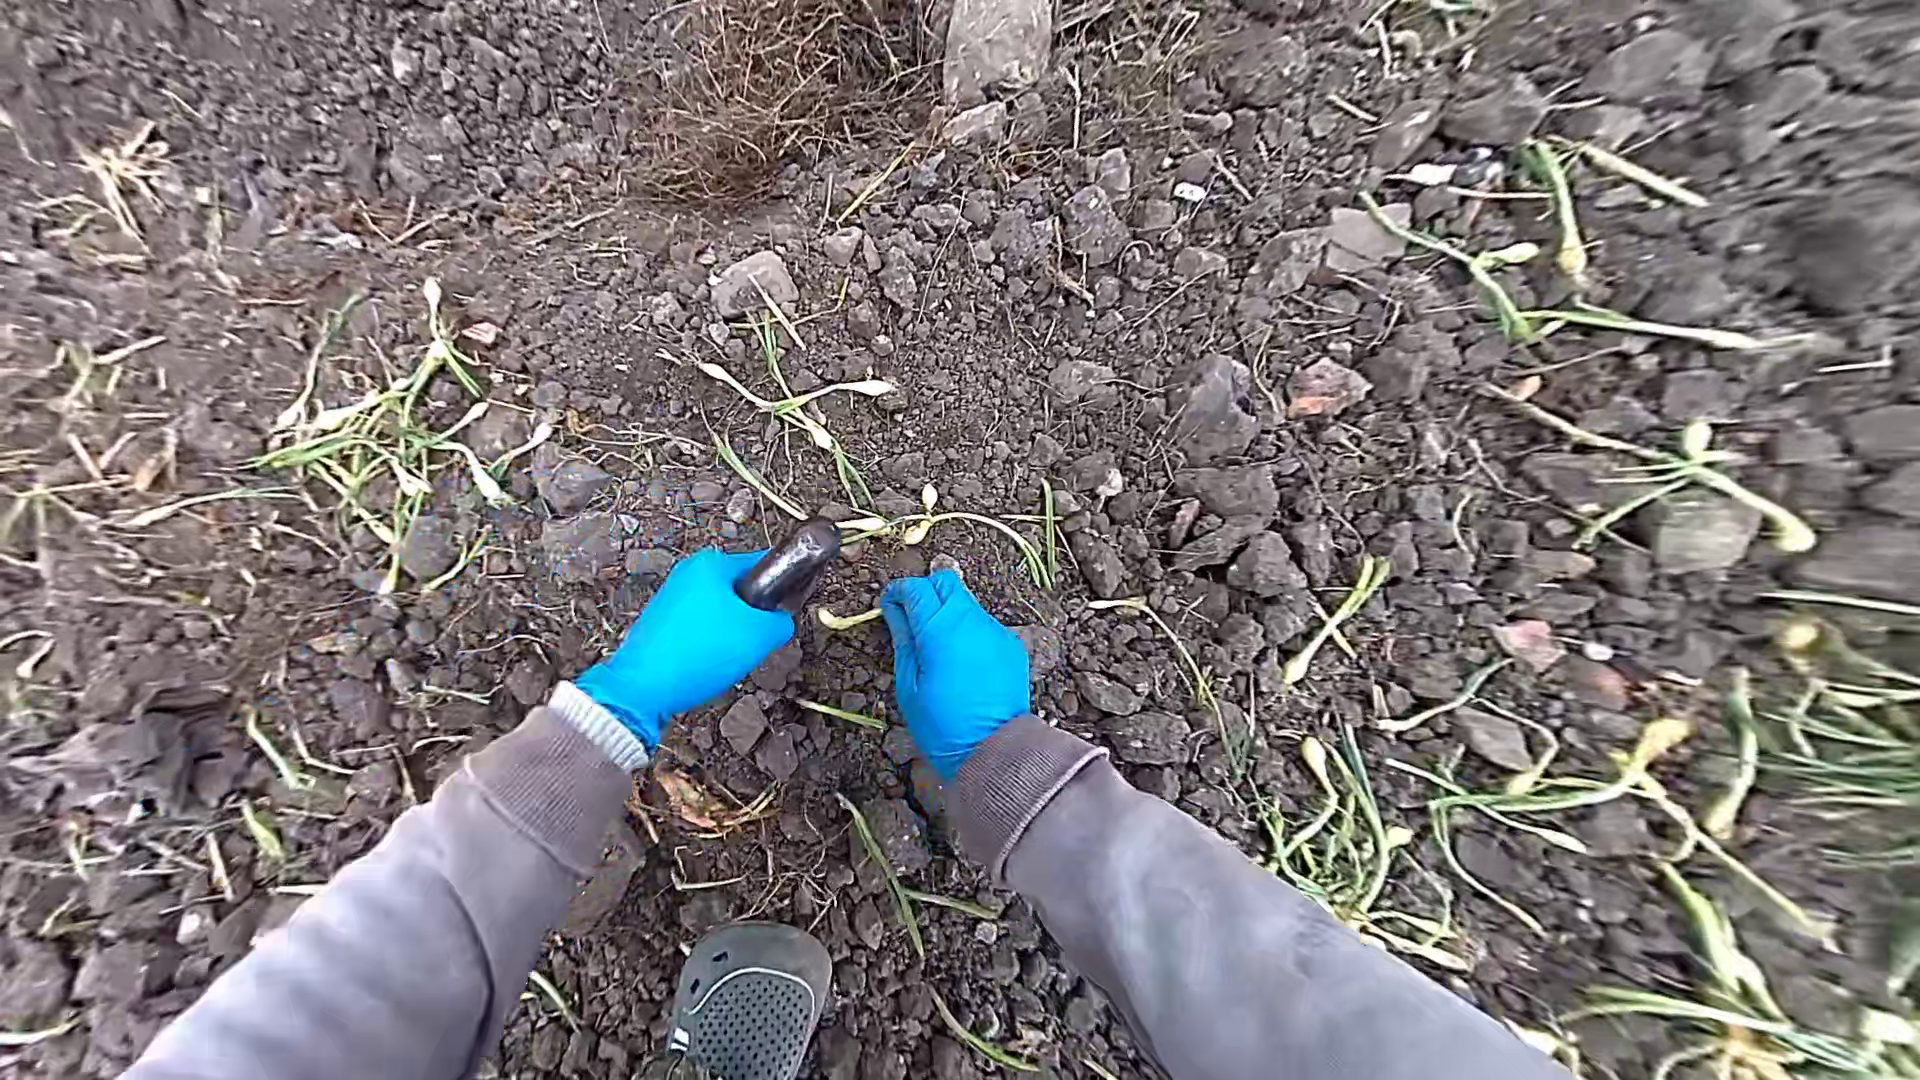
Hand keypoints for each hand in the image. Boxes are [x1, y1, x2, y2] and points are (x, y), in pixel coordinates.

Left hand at [575, 549, 794, 747]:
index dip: (781, 589)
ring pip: (724, 612)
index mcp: (710, 564)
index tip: (783, 608)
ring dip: (733, 633)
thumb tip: (782, 621)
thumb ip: (782, 621)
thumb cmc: (693, 655)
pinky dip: (712, 644)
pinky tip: (709, 660)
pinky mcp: (664, 623)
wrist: (643, 692)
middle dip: (754, 617)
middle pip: (743, 591)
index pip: (764, 565)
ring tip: (727, 652)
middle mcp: (688, 574)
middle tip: (753, 637)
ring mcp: (673, 598)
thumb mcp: (760, 636)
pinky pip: (703, 628)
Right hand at [880, 569, 1030, 779]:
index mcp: (940, 629)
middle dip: (925, 591)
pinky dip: (967, 630)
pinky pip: (983, 624)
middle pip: (945, 581)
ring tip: (936, 645)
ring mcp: (994, 631)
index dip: (897, 592)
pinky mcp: (1010, 644)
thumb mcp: (909, 684)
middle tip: (912, 618)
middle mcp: (971, 621)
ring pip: (965, 601)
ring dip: (947, 611)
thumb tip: (894, 610)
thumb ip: (903, 639)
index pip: (915, 588)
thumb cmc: (943, 725)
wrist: (994, 750)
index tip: (889, 605)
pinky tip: (961, 660)